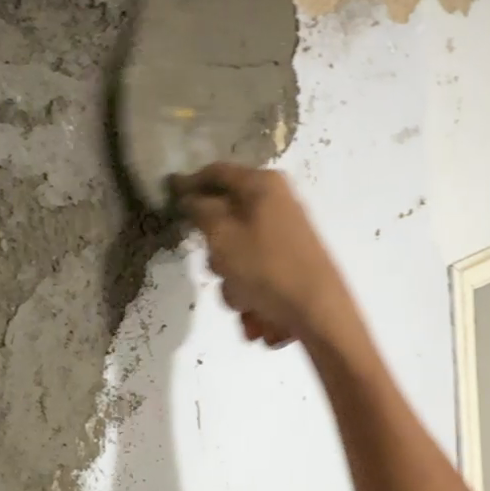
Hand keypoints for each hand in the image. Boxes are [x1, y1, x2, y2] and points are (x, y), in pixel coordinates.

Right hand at [171, 164, 351, 347]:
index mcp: (263, 185)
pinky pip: (258, 277)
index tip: (168, 198)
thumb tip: (190, 196)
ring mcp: (287, 236)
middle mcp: (278, 203)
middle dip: (217, 255)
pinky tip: (260, 317)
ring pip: (240, 257)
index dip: (189, 184)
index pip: (216, 173)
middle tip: (218, 270)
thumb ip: (200, 212)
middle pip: (227, 222)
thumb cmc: (267, 269)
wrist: (320, 314)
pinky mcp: (293, 265)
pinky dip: (254, 298)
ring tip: (246, 303)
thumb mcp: (223, 238)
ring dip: (235, 286)